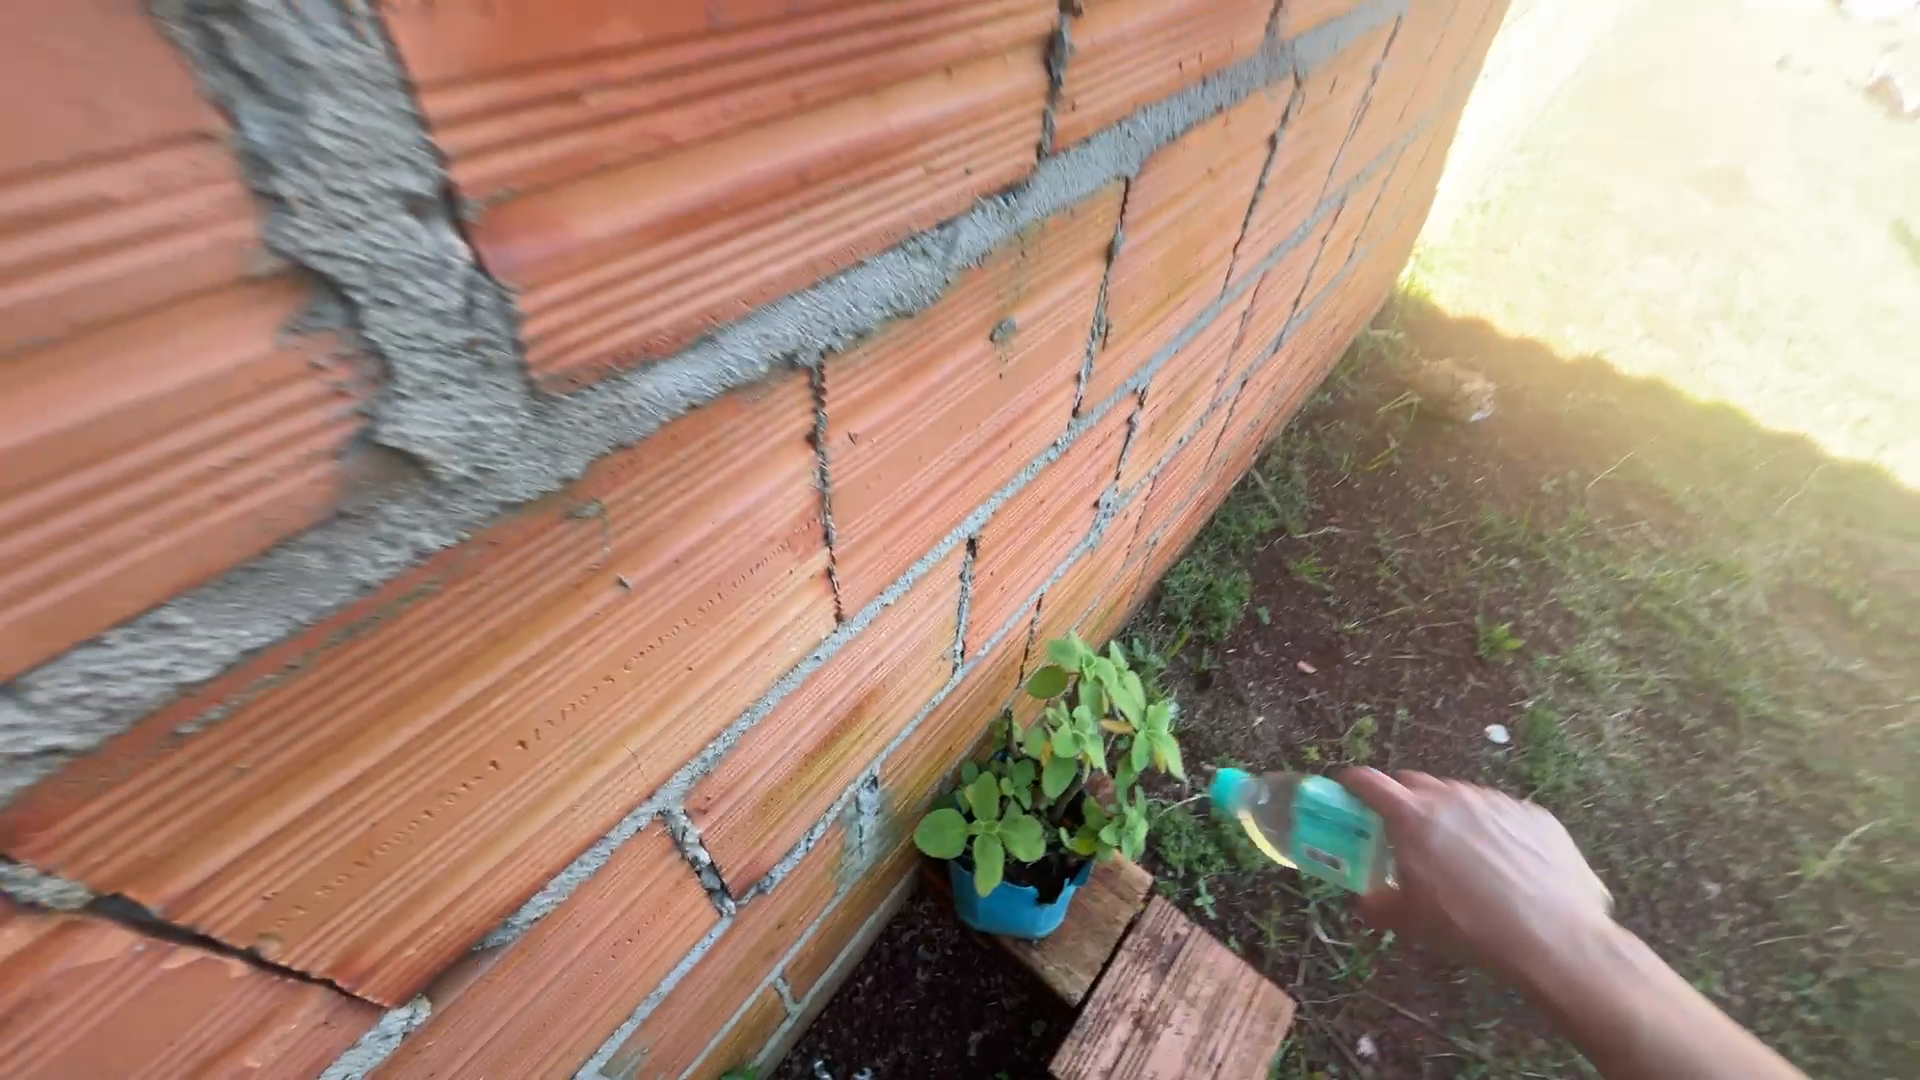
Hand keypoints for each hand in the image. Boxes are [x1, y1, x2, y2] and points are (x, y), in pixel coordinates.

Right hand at [1341, 768, 1613, 983]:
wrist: (1558, 941)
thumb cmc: (1470, 926)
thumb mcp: (1412, 922)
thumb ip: (1379, 905)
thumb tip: (1365, 904)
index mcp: (1410, 816)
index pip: (1367, 781)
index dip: (1353, 783)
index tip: (1348, 790)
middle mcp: (1449, 796)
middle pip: (1414, 783)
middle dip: (1405, 801)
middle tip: (1411, 834)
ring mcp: (1495, 802)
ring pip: (1460, 797)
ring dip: (1452, 815)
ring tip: (1468, 855)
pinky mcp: (1535, 815)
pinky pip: (1503, 813)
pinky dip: (1496, 829)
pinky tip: (1511, 865)